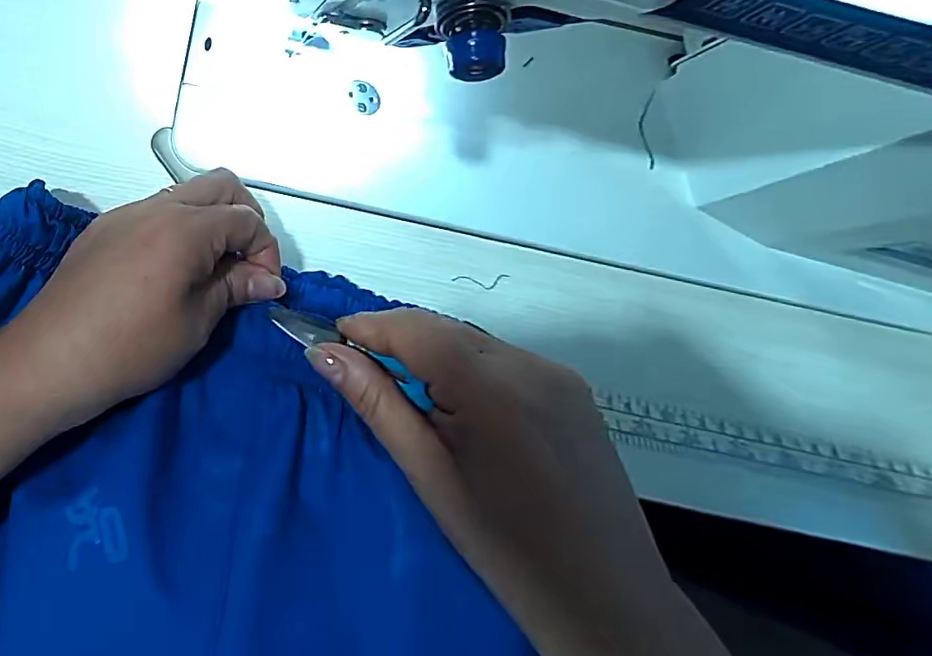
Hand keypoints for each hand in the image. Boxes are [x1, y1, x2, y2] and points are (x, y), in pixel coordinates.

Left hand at [0, 169, 284, 431]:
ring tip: (208, 269)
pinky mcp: (103, 228)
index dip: (265, 251)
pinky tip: (168, 268)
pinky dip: (174, 226)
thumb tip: (267, 279)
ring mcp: (124, 213)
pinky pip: (151, 210)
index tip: (262, 287)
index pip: (245, 218)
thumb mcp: (195, 323)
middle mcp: (154, 208)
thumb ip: (233, 288)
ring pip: (183, 194)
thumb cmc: (130, 346)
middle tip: (244, 265)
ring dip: (207, 219)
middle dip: (243, 218)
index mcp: (184, 227)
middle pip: (219, 186)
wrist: (53, 355)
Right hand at [311, 309, 727, 655]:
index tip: (330, 345)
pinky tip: (457, 403)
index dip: (365, 328)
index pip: (412, 328)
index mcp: (492, 388)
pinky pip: (496, 356)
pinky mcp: (570, 388)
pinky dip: (462, 364)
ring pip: (466, 338)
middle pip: (439, 327)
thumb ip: (374, 401)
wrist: (609, 604)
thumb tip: (322, 351)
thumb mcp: (426, 472)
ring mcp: (555, 373)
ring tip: (407, 394)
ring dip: (426, 350)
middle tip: (361, 373)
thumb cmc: (502, 542)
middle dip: (393, 339)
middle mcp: (529, 365)